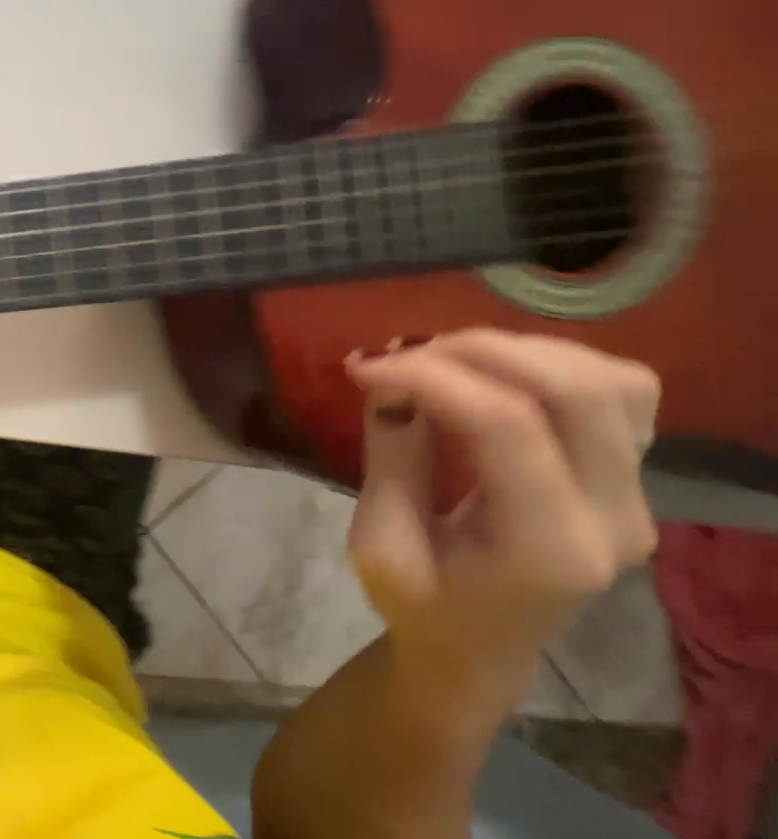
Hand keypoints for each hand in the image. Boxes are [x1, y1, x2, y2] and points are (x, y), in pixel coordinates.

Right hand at [345, 330, 659, 700]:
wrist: (477, 649)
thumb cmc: (418, 605)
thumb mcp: (376, 545)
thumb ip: (392, 461)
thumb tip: (393, 384)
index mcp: (547, 547)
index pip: (506, 425)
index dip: (430, 377)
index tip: (362, 366)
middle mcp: (615, 516)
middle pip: (574, 390)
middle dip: (475, 350)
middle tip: (403, 353)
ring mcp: (637, 495)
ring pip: (611, 381)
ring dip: (518, 351)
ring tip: (445, 359)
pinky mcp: (631, 477)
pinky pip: (623, 393)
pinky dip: (556, 363)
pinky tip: (496, 374)